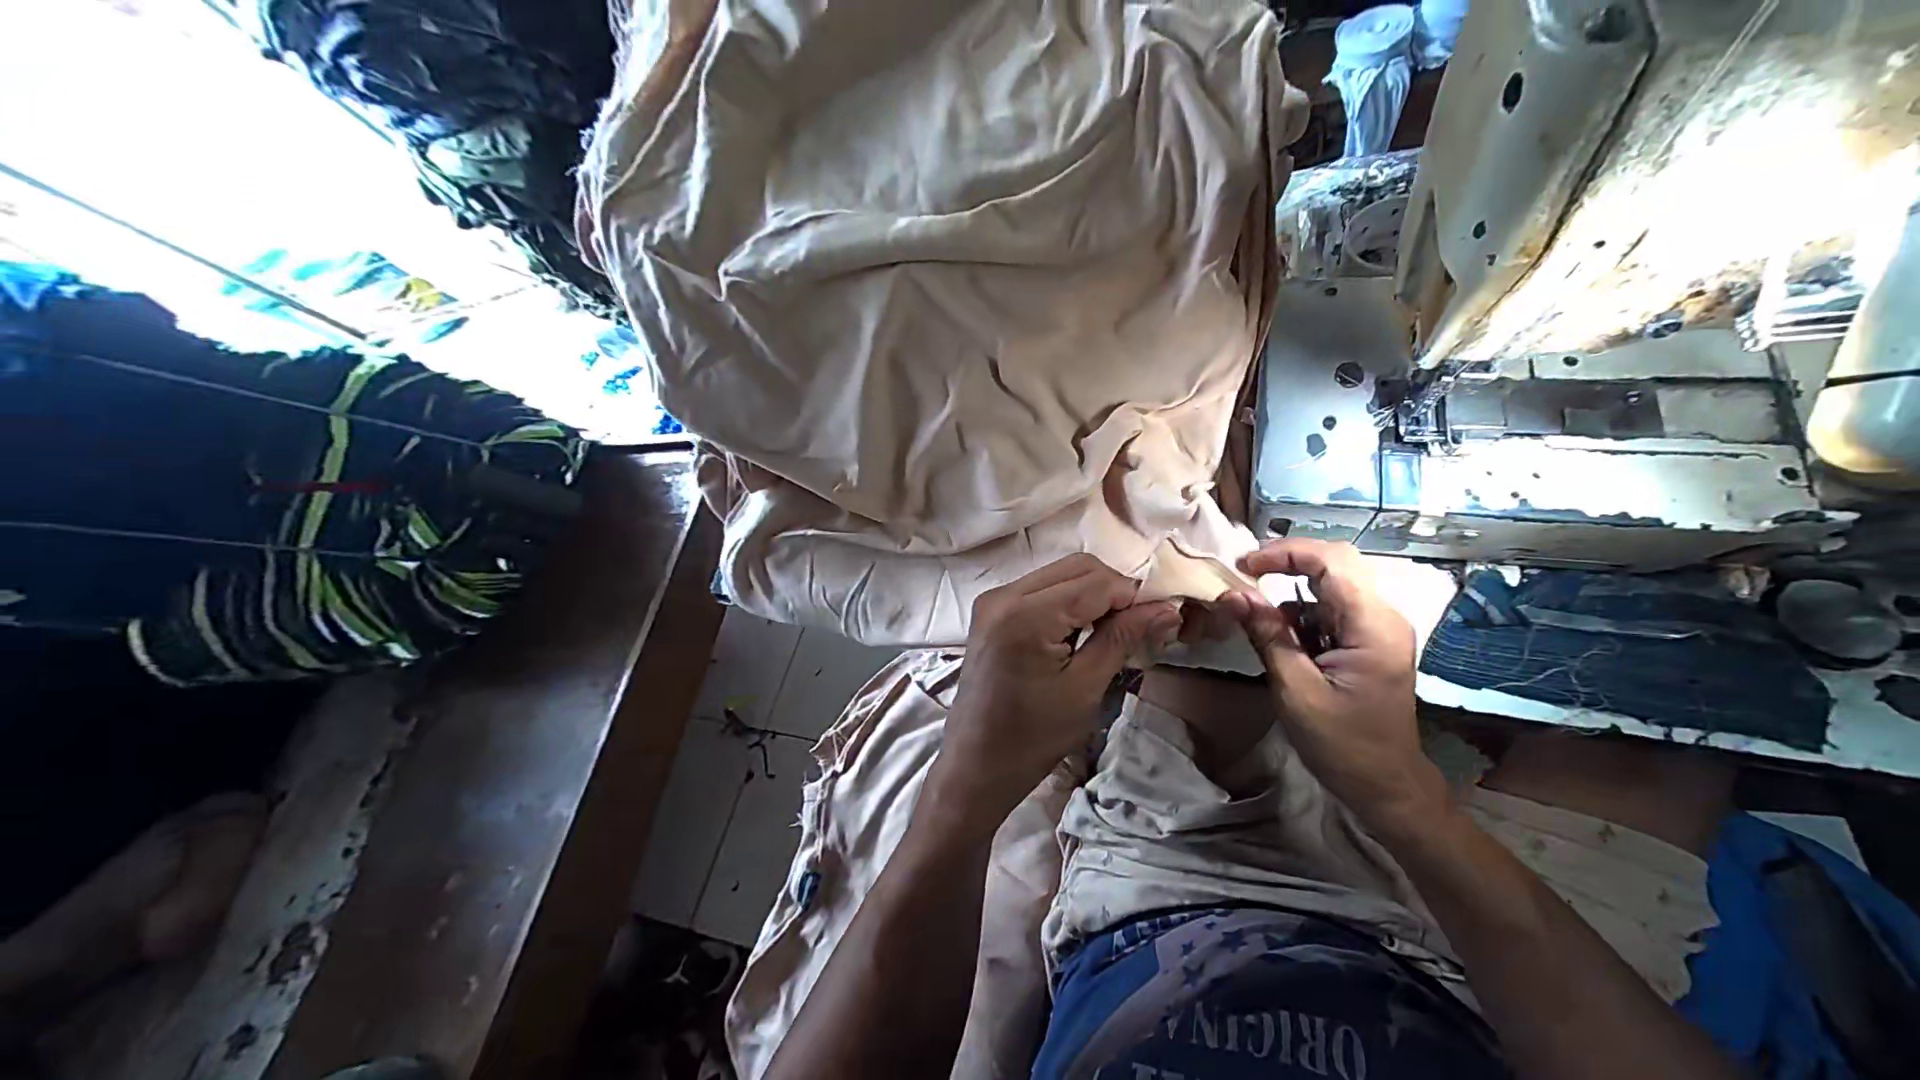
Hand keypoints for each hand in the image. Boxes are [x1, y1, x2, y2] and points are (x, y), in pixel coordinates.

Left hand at [927, 555, 1181, 830]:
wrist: (977, 762)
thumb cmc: (1033, 736)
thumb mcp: (1086, 687)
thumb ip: (1123, 637)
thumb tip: (1168, 608)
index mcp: (1025, 614)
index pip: (1095, 581)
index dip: (1135, 594)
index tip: (1165, 615)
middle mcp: (1004, 594)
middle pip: (1077, 568)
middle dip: (1116, 589)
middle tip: (1144, 622)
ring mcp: (994, 600)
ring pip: (1060, 574)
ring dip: (1094, 593)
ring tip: (1118, 627)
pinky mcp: (991, 611)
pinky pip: (1041, 589)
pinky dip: (1069, 600)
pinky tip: (1085, 628)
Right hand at [1219, 539, 1446, 836]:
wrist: (1386, 785)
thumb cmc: (1343, 744)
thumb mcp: (1295, 690)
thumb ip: (1267, 636)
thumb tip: (1233, 594)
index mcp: (1373, 626)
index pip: (1331, 562)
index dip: (1284, 553)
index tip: (1243, 566)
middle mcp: (1382, 617)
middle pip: (1334, 564)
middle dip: (1286, 565)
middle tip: (1244, 579)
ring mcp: (1377, 629)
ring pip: (1329, 586)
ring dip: (1290, 596)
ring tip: (1261, 625)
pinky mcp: (1367, 641)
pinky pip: (1329, 610)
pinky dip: (1300, 617)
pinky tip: (1285, 645)